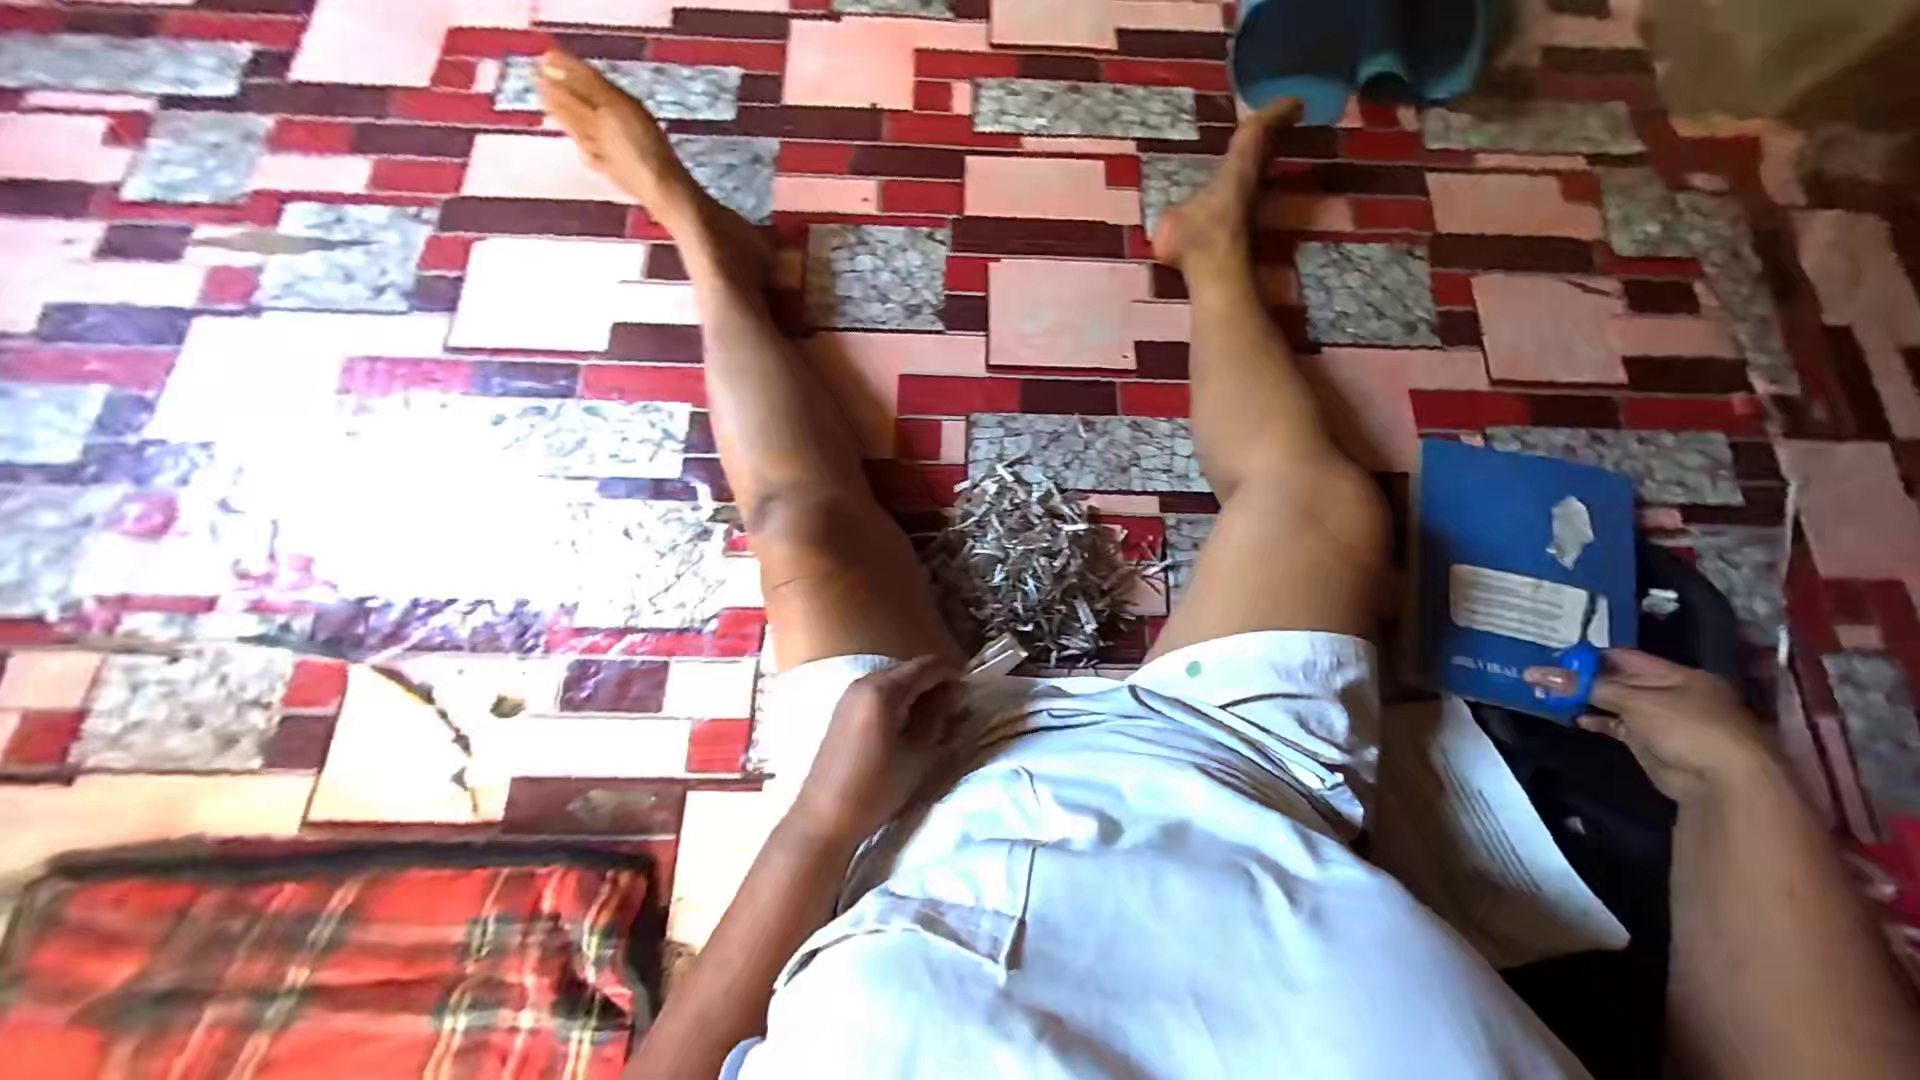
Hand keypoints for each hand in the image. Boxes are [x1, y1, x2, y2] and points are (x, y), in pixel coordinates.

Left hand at [788, 656, 961, 844]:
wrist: (825, 816)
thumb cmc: (876, 787)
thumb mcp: (917, 753)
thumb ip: (937, 716)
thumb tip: (954, 692)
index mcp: (883, 690)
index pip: (926, 666)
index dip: (951, 673)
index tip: (970, 689)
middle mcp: (864, 682)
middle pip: (908, 669)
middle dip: (934, 681)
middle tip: (956, 705)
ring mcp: (850, 694)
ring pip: (893, 680)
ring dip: (917, 690)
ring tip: (936, 715)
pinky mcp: (843, 709)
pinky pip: (878, 691)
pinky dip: (898, 698)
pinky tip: (908, 721)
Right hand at [1525, 648, 1774, 804]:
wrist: (1723, 783)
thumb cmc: (1688, 729)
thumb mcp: (1635, 701)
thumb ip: (1585, 686)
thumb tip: (1534, 672)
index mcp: (1677, 676)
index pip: (1622, 657)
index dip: (1586, 656)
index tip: (1551, 656)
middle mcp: (1669, 693)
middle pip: (1614, 679)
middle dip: (1579, 678)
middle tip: (1539, 676)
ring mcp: (1659, 719)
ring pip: (1611, 702)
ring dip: (1582, 699)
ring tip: (1546, 695)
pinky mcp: (1648, 740)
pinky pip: (1614, 724)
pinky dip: (1593, 719)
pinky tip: (1573, 717)